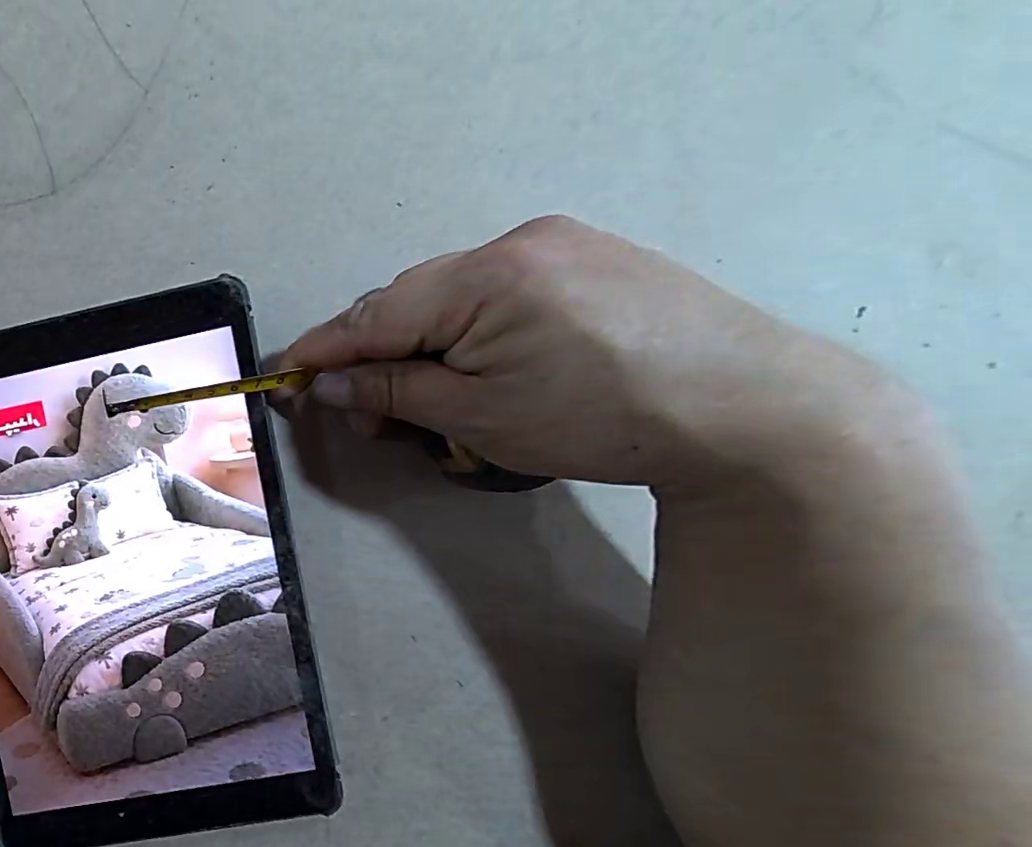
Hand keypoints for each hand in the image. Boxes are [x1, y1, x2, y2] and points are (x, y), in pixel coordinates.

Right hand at [279, 216, 909, 489]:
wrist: (750, 406)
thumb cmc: (597, 417)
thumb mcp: (476, 416)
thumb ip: (393, 391)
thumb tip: (330, 382)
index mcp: (484, 278)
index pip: (372, 315)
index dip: (320, 351)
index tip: (281, 378)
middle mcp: (514, 244)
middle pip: (405, 302)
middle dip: (372, 358)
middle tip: (368, 416)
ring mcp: (552, 244)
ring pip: (444, 298)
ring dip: (417, 348)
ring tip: (424, 402)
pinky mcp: (579, 259)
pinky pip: (487, 294)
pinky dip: (460, 333)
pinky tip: (472, 367)